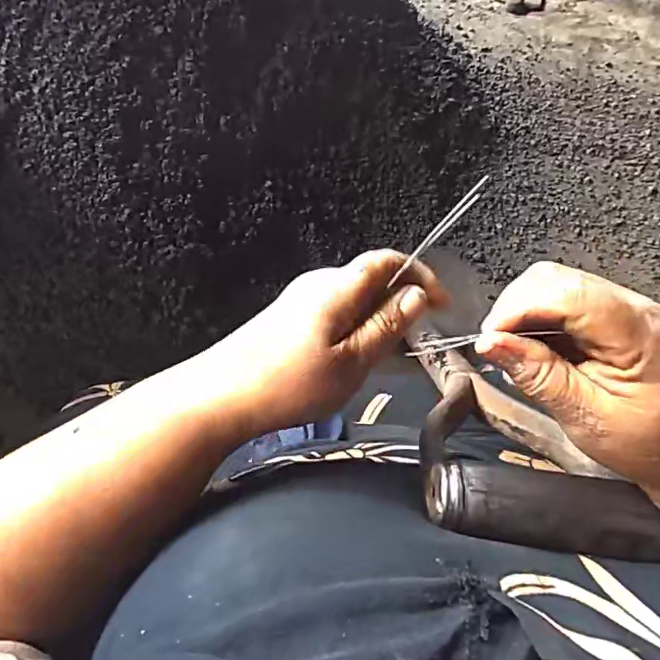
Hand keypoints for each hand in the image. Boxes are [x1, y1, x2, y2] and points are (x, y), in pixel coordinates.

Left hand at [188, 249, 447, 439]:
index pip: (388, 260)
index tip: (441, 303)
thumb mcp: (351, 361)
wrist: (219, 399)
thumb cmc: (282, 385)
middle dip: (402, 306)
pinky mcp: (292, 319)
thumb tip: (416, 297)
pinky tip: (355, 364)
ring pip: (356, 301)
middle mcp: (318, 285)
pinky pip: (337, 315)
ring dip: (380, 323)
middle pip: (373, 281)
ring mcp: (302, 300)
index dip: (421, 275)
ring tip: (386, 361)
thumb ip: (387, 326)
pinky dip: (357, 333)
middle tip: (416, 342)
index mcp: (336, 288)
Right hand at [474, 262, 659, 506]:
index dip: (519, 308)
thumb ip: (540, 376)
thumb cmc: (655, 448)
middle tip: (497, 347)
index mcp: (640, 333)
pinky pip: (567, 301)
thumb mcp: (589, 420)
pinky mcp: (617, 315)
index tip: (490, 338)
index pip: (568, 294)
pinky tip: (537, 349)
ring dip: (526, 313)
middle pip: (558, 280)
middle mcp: (637, 308)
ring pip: (557, 285)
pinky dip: (541, 320)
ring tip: (517, 352)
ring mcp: (628, 308)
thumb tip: (491, 344)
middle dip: (517, 308)